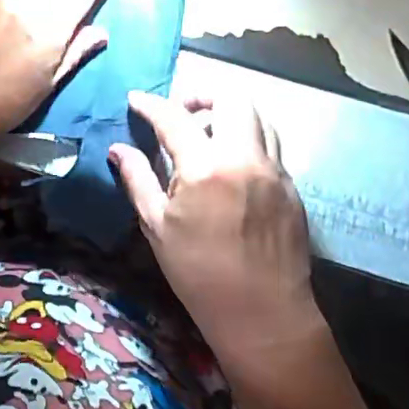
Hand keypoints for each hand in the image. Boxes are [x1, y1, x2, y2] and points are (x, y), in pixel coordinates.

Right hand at [110, 90, 321, 357]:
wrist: (262, 313)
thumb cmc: (198, 272)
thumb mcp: (156, 225)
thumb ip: (137, 179)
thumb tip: (118, 149)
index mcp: (205, 168)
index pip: (175, 118)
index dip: (151, 105)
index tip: (135, 100)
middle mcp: (245, 159)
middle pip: (232, 100)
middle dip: (201, 96)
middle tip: (178, 112)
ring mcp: (275, 171)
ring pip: (258, 118)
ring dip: (228, 115)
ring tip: (205, 133)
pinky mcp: (290, 187)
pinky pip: (270, 145)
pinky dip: (246, 138)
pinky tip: (227, 162)